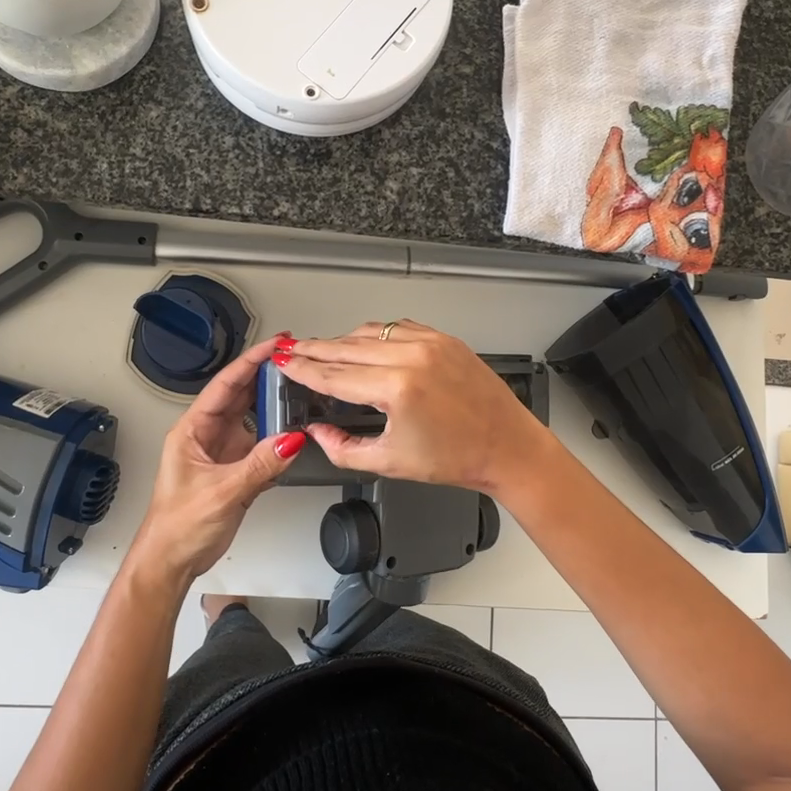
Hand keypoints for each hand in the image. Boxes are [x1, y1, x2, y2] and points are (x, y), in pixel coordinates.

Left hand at [129, 337, 305, 586]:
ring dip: (273, 404)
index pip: (225, 385)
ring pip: (252, 418)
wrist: (171, 561)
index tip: (273, 345)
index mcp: (191, 431)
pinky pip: (261, 445)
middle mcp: (206, 436)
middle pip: (240, 395)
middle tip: (292, 358)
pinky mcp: (235, 471)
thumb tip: (291, 439)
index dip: (250, 361)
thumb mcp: (222, 492)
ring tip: (297, 387)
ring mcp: (222, 453)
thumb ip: (260, 465)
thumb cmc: (176, 526)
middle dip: (264, 375)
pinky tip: (293, 429)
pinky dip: (278, 436)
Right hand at [274, 321, 558, 498]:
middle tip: (291, 349)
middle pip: (346, 347)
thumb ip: (343, 448)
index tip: (283, 362)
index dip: (302, 369)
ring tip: (322, 349)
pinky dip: (376, 335)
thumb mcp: (390, 462)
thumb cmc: (460, 457)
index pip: (334, 374)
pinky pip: (398, 328)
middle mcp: (413, 357)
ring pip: (370, 333)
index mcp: (397, 388)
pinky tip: (364, 344)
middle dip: (314, 348)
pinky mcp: (445, 339)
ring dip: (342, 340)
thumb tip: (318, 432)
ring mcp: (431, 343)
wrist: (507, 447)